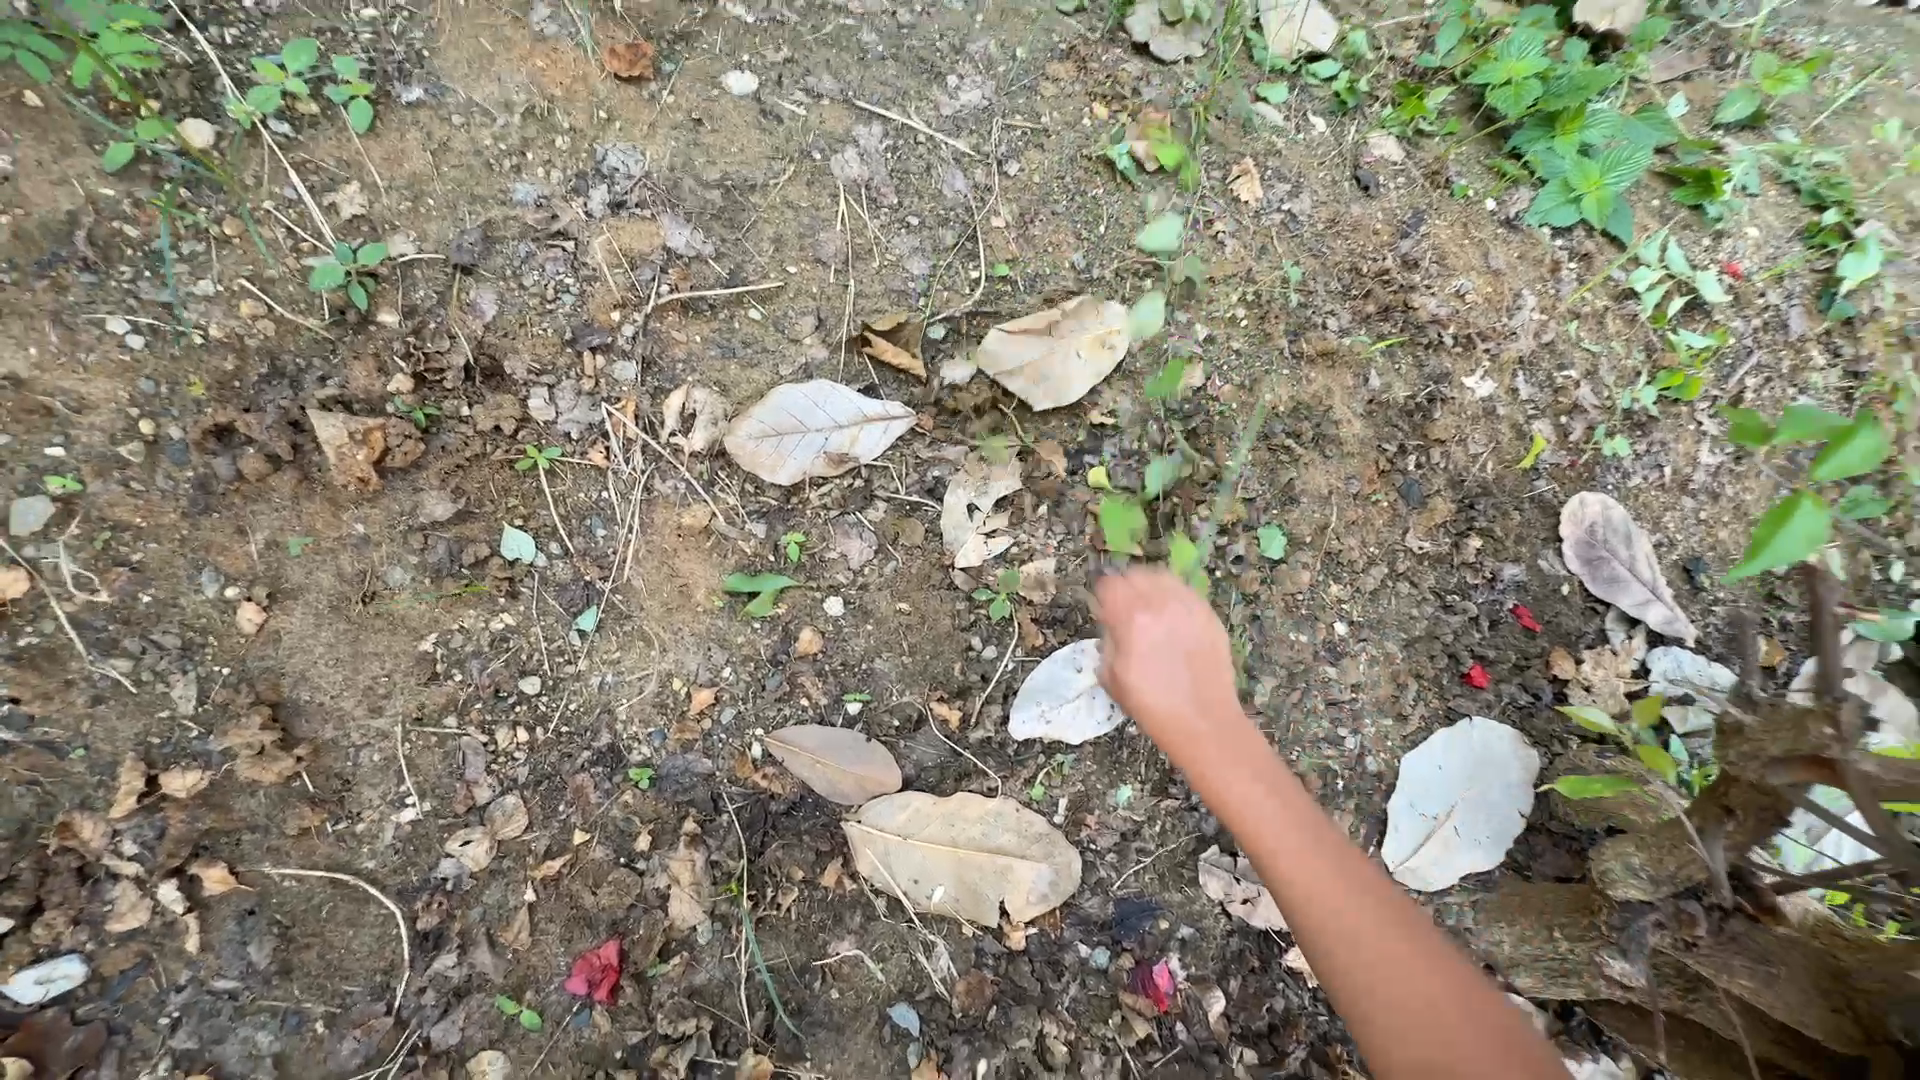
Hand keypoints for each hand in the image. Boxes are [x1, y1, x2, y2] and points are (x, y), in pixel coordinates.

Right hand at [1094, 568, 1245, 757]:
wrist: (1202, 721)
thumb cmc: (1151, 705)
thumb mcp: (1111, 676)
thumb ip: (1108, 640)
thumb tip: (1111, 624)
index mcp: (1130, 618)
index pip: (1110, 584)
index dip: (1103, 594)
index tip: (1103, 607)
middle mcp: (1160, 603)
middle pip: (1136, 574)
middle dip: (1126, 586)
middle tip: (1124, 606)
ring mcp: (1188, 606)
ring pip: (1162, 577)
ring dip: (1150, 586)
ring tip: (1149, 606)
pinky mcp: (1209, 614)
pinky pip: (1185, 591)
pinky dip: (1173, 596)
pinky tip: (1172, 616)